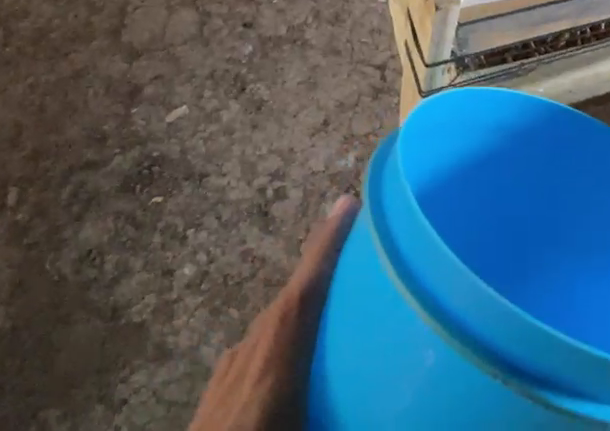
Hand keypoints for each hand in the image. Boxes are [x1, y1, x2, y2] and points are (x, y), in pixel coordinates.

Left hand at [188, 196, 359, 430]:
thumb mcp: (303, 422)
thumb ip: (344, 403)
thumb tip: (390, 399)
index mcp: (275, 357)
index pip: (305, 286)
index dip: (328, 242)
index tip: (347, 202)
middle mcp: (250, 351)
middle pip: (292, 295)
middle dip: (324, 266)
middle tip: (362, 251)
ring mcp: (229, 368)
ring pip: (274, 322)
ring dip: (304, 304)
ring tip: (336, 305)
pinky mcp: (218, 387)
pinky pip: (260, 346)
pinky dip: (284, 336)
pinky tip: (296, 360)